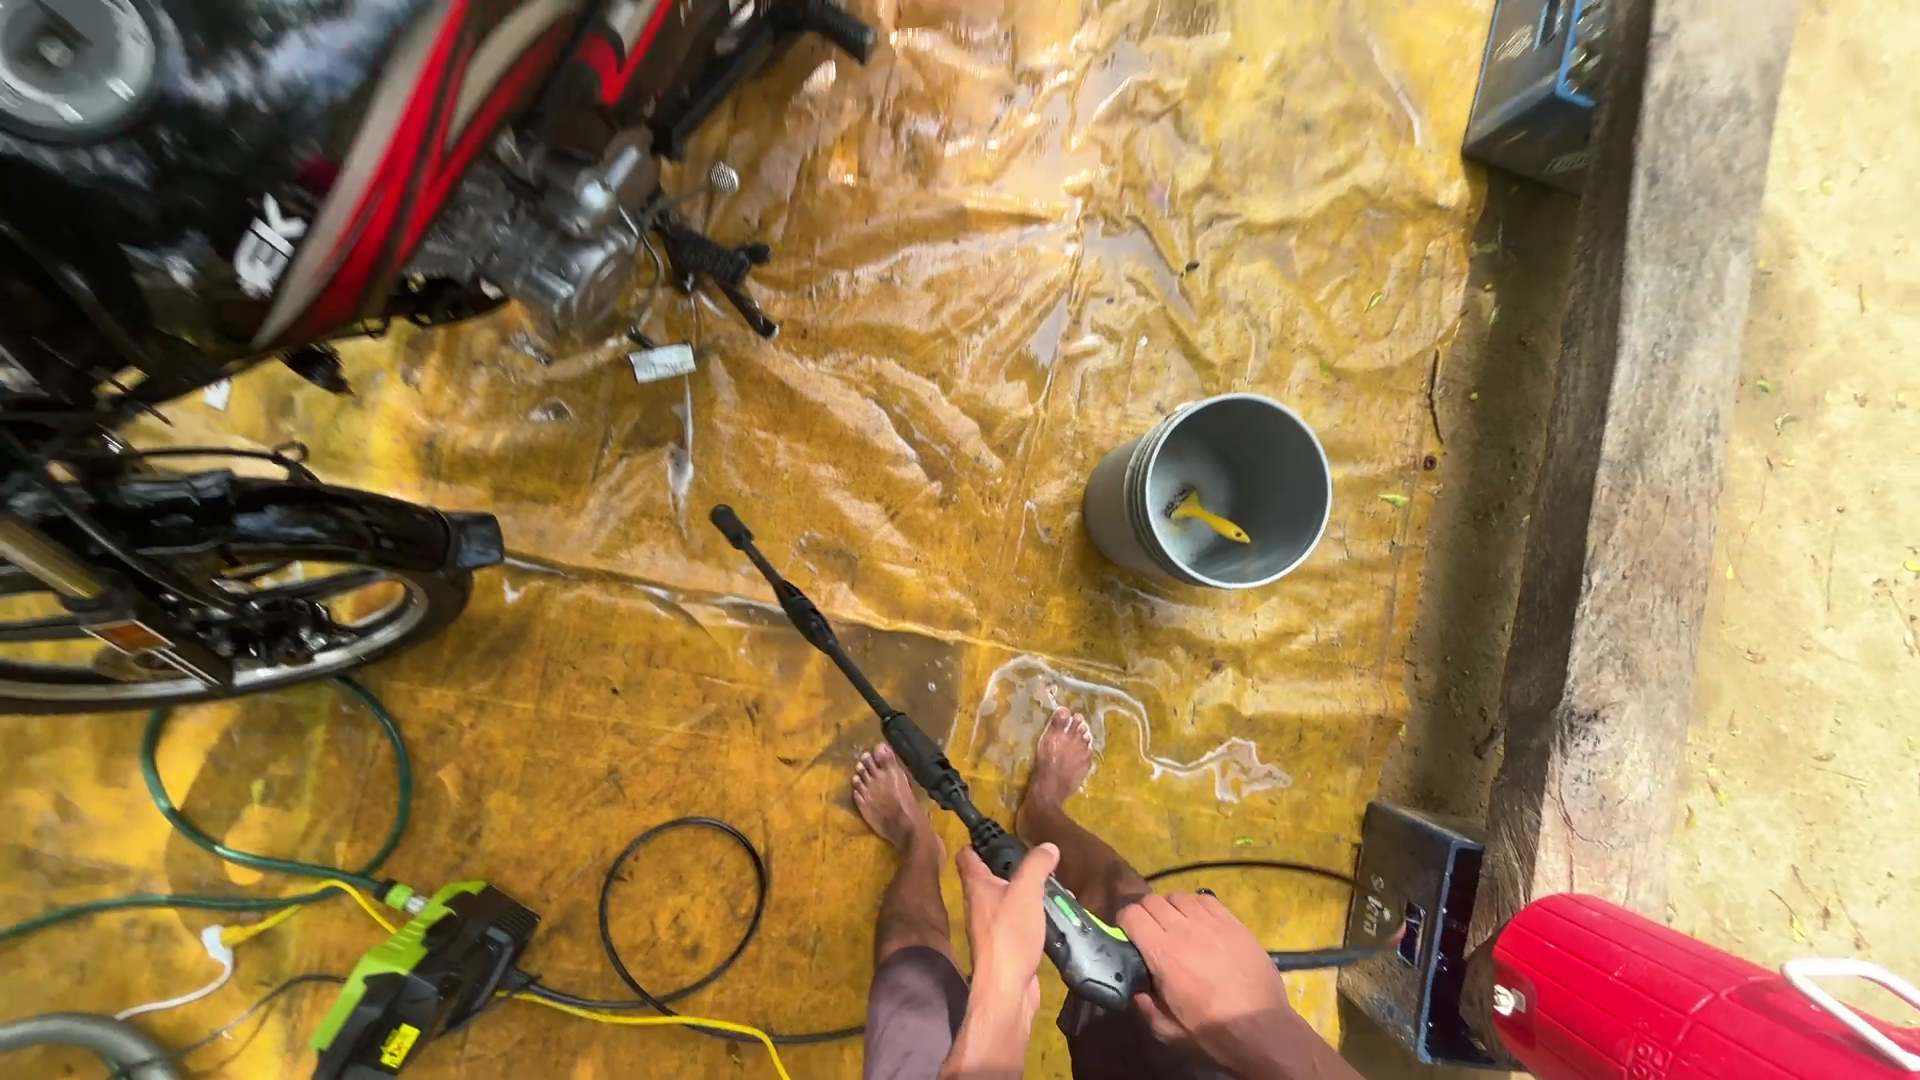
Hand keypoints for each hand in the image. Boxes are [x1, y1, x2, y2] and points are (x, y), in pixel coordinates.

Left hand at [956, 842, 1057, 1008]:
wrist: (1007, 989)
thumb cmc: (1010, 933)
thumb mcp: (1026, 890)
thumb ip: (1036, 865)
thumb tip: (1048, 847)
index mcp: (976, 885)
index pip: (968, 854)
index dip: (980, 842)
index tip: (1001, 836)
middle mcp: (979, 903)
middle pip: (992, 876)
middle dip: (1015, 868)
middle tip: (1039, 861)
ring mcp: (991, 927)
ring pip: (1009, 900)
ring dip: (1029, 893)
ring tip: (1054, 886)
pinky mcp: (1006, 946)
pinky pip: (1020, 922)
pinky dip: (1035, 916)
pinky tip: (1054, 915)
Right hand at [1120, 893, 1354, 1079]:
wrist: (1265, 1033)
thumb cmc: (1215, 1035)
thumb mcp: (1170, 1033)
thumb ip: (1144, 1007)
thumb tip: (1134, 987)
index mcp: (1163, 955)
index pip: (1131, 914)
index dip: (1124, 922)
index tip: (1128, 935)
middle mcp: (1184, 930)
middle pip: (1151, 901)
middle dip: (1144, 914)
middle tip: (1150, 933)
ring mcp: (1211, 923)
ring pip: (1177, 896)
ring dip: (1169, 908)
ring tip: (1176, 927)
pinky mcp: (1233, 922)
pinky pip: (1204, 899)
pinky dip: (1194, 905)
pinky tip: (1199, 922)